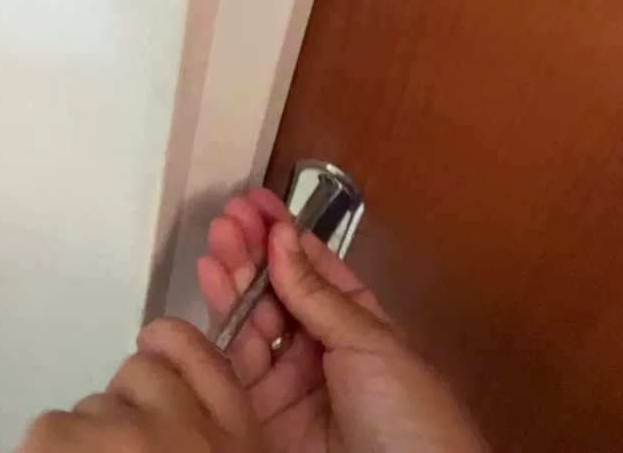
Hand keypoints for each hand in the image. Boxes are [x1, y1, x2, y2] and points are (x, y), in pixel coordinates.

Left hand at [18, 318, 265, 452]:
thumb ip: (209, 429)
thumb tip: (187, 404)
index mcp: (232, 438)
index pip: (200, 351)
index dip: (174, 341)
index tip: (156, 340)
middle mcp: (183, 424)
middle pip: (140, 370)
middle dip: (127, 403)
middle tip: (126, 450)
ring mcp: (123, 428)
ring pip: (94, 402)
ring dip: (90, 434)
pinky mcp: (62, 433)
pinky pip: (54, 423)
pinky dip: (54, 448)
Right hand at [197, 189, 487, 452]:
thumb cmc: (412, 422)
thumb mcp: (374, 347)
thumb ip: (316, 294)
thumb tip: (281, 236)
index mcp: (362, 332)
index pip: (316, 271)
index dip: (288, 234)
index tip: (259, 201)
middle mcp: (323, 352)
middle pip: (280, 289)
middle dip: (256, 247)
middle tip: (232, 211)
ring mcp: (290, 382)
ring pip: (253, 315)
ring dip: (235, 270)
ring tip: (219, 233)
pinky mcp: (258, 412)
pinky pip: (235, 356)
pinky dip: (220, 314)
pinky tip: (211, 274)